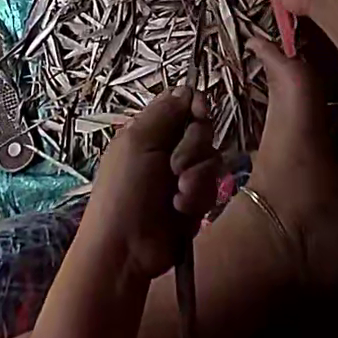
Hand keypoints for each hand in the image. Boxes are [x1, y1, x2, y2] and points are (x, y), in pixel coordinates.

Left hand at [82, 86, 221, 282]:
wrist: (127, 249)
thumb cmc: (124, 192)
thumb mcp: (138, 143)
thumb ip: (165, 112)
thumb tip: (186, 88)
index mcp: (150, 130)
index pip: (183, 103)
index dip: (195, 105)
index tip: (199, 113)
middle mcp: (168, 147)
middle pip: (202, 129)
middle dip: (193, 148)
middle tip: (174, 167)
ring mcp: (183, 175)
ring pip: (212, 159)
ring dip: (196, 178)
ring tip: (176, 196)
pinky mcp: (195, 199)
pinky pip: (213, 187)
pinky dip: (197, 198)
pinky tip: (180, 209)